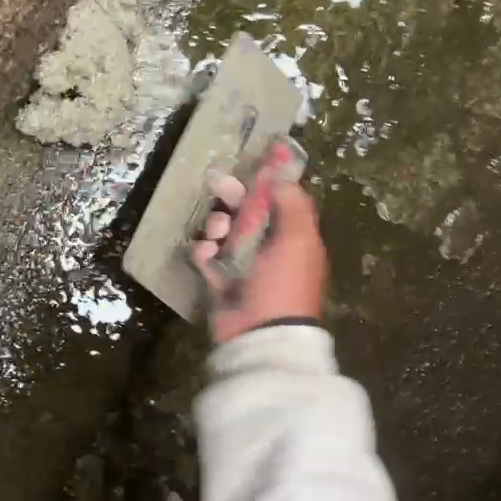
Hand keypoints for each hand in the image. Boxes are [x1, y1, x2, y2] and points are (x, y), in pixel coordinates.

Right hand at [188, 146, 326, 343]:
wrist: (260, 333)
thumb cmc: (283, 284)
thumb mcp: (297, 241)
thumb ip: (292, 205)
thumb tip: (283, 176)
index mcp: (292, 236)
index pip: (277, 200)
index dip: (263, 183)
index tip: (248, 167)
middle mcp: (268, 247)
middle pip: (246, 212)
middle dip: (232, 198)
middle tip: (216, 186)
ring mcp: (241, 263)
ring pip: (223, 231)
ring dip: (216, 225)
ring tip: (216, 235)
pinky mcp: (218, 279)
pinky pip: (205, 255)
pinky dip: (203, 251)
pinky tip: (205, 254)